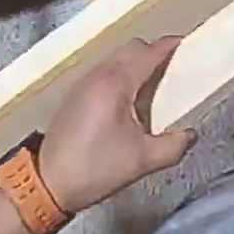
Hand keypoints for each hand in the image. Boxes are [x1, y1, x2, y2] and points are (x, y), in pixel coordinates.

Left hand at [39, 37, 196, 212]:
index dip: (172, 46)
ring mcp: (84, 82)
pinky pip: (106, 69)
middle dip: (155, 53)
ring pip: (118, 57)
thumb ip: (174, 146)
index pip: (150, 51)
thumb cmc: (95, 168)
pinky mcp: (75, 93)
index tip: (190, 49)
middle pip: (134, 48)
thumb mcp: (142, 161)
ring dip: (137, 63)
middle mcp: (100, 75)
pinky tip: (127, 101)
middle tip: (172, 73)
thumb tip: (190, 134)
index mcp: (117, 83)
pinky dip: (122, 73)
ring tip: (151, 88)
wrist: (43, 186)